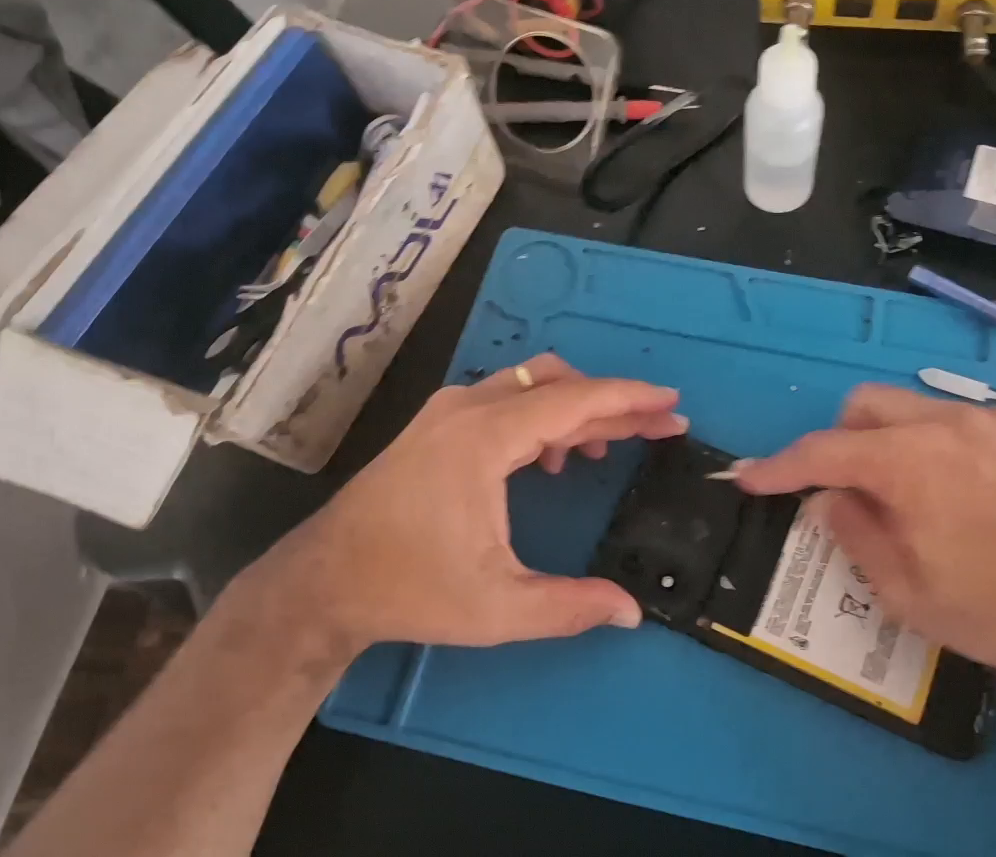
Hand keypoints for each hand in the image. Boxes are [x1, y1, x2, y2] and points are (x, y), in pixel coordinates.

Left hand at [237, 355, 686, 660]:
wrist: (323, 582)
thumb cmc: (409, 589)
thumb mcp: (497, 609)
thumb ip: (570, 608)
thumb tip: (631, 611)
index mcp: (484, 440)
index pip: (573, 401)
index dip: (629, 399)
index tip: (672, 402)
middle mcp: (467, 410)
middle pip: (557, 384)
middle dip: (613, 402)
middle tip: (658, 425)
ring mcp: (447, 412)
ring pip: (530, 386)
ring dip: (576, 408)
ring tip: (605, 449)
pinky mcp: (437, 424)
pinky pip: (506, 400)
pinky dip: (542, 416)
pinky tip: (551, 459)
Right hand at [735, 385, 995, 713]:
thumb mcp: (908, 595)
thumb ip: (854, 534)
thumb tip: (826, 498)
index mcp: (910, 463)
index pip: (824, 450)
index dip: (780, 465)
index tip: (751, 477)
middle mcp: (950, 425)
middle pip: (868, 405)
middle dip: (842, 439)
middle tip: (848, 490)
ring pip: (922, 410)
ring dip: (898, 443)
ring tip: (920, 498)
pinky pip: (974, 425)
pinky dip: (952, 449)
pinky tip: (979, 496)